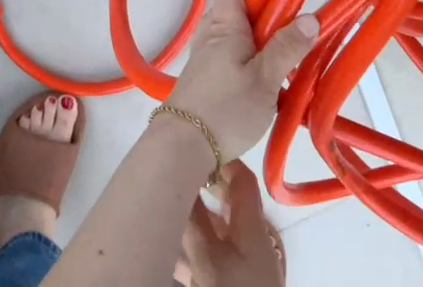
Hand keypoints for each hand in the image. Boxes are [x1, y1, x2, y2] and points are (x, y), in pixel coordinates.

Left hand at [163, 0, 317, 160]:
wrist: (183, 147)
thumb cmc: (227, 108)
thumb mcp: (265, 79)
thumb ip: (286, 48)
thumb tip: (310, 17)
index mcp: (224, 24)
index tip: (283, 6)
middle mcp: (210, 34)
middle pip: (237, 12)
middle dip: (266, 23)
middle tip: (291, 43)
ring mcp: (204, 58)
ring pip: (235, 39)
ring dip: (259, 48)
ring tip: (283, 71)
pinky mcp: (204, 80)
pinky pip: (229, 60)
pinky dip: (248, 67)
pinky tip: (266, 92)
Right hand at [179, 162, 285, 286]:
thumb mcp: (209, 256)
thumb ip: (195, 221)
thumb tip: (181, 179)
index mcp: (254, 224)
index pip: (244, 179)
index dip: (223, 159)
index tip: (196, 148)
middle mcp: (254, 237)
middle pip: (231, 202)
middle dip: (204, 188)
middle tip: (176, 177)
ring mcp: (248, 260)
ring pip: (220, 229)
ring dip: (196, 219)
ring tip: (168, 210)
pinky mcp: (240, 279)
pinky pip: (216, 253)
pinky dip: (195, 246)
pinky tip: (172, 250)